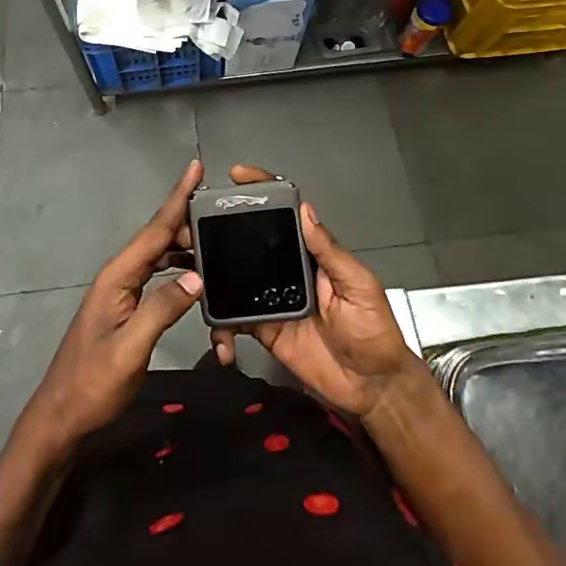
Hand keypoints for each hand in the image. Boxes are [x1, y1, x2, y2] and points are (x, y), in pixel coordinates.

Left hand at [23, 160, 206, 445]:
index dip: (176, 198)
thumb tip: (198, 275)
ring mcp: (121, 291)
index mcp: (117, 276)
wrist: (64, 411)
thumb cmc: (94, 381)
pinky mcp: (126, 307)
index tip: (195, 168)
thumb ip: (162, 309)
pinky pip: (155, 275)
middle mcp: (118, 275)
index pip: (153, 231)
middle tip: (219, 206)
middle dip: (185, 216)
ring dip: (183, 242)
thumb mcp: (131, 348)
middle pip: (156, 237)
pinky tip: (195, 272)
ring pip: (156, 255)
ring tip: (215, 233)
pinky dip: (176, 266)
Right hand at [210, 165, 418, 417]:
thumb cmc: (375, 333)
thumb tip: (306, 211)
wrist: (372, 389)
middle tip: (192, 228)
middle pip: (246, 240)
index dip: (261, 191)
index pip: (283, 215)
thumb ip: (331, 253)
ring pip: (229, 277)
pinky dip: (221, 329)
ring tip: (190, 277)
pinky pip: (231, 320)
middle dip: (217, 231)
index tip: (236, 176)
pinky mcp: (259, 327)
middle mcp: (284, 269)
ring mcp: (268, 297)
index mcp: (308, 254)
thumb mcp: (360, 288)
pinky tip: (221, 340)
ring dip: (209, 277)